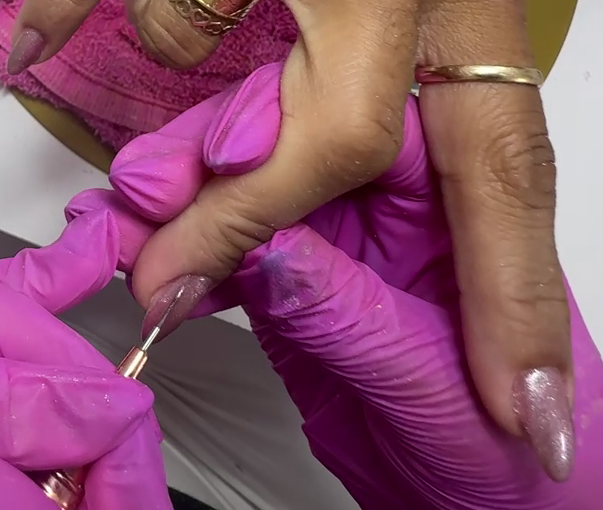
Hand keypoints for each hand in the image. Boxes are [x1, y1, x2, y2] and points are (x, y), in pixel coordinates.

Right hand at [67, 64, 602, 508]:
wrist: (459, 507)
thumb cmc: (492, 463)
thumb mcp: (428, 386)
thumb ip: (344, 309)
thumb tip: (262, 244)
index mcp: (445, 197)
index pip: (360, 132)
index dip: (277, 129)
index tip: (217, 158)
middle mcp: (370, 190)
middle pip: (272, 145)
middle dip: (195, 163)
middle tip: (136, 187)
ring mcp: (313, 219)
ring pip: (227, 187)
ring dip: (166, 206)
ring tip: (110, 220)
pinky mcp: (270, 256)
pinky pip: (211, 242)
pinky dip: (170, 253)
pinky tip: (133, 261)